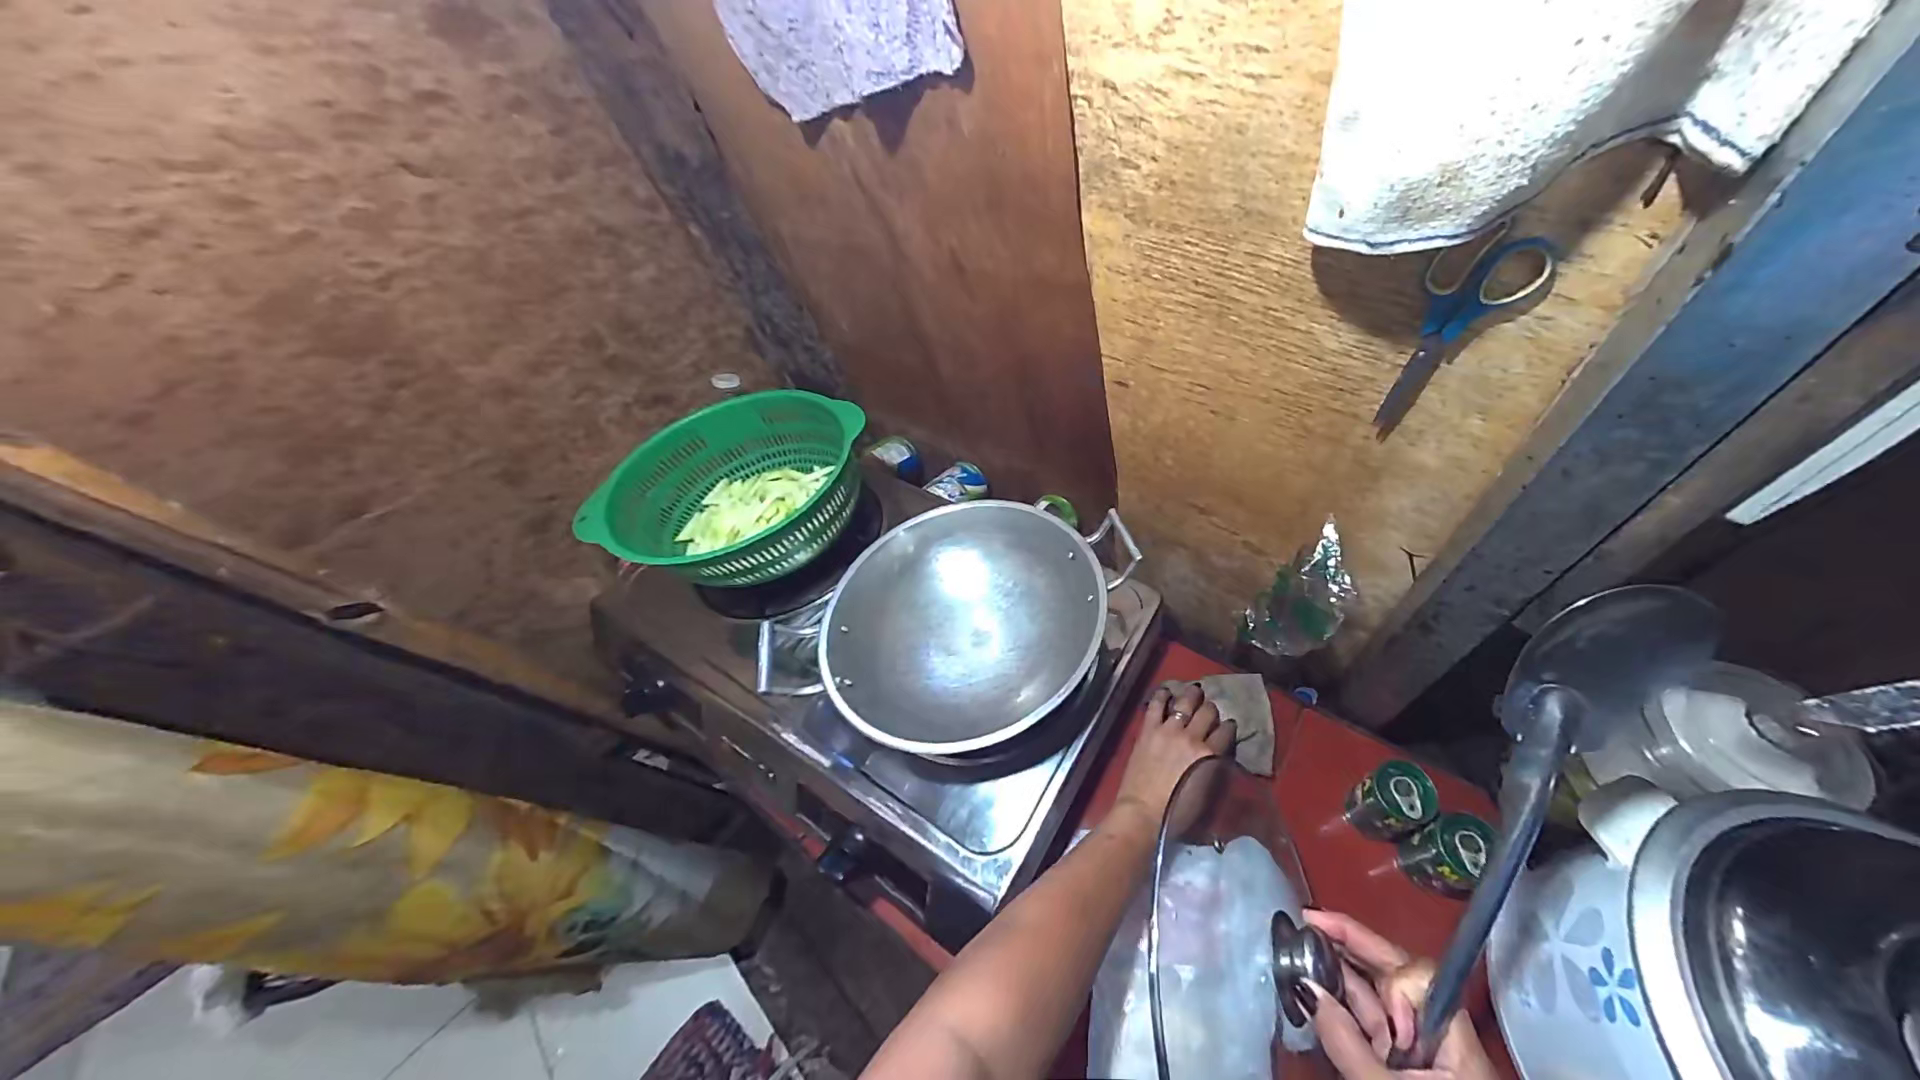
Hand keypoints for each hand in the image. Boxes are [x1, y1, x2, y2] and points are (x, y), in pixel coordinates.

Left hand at [1112, 683, 1234, 837]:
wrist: (1143, 811)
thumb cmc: (1178, 811)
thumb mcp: (1208, 791)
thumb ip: (1215, 768)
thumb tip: (1218, 755)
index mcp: (1210, 754)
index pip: (1226, 732)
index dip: (1229, 727)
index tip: (1229, 725)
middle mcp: (1192, 737)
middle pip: (1207, 713)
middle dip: (1212, 709)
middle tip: (1210, 709)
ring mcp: (1168, 730)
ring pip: (1185, 704)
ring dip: (1192, 696)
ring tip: (1195, 690)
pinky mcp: (1148, 729)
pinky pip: (1156, 705)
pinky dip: (1161, 695)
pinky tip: (1166, 691)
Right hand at [1300, 909, 1497, 1079]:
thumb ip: (1346, 1044)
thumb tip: (1305, 988)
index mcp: (1451, 1038)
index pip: (1416, 973)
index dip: (1373, 952)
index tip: (1323, 930)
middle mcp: (1435, 1034)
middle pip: (1393, 974)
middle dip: (1348, 945)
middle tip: (1303, 922)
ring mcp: (1417, 1050)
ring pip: (1376, 995)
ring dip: (1336, 971)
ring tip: (1298, 949)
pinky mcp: (1400, 1065)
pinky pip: (1367, 1021)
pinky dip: (1338, 1003)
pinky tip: (1311, 988)